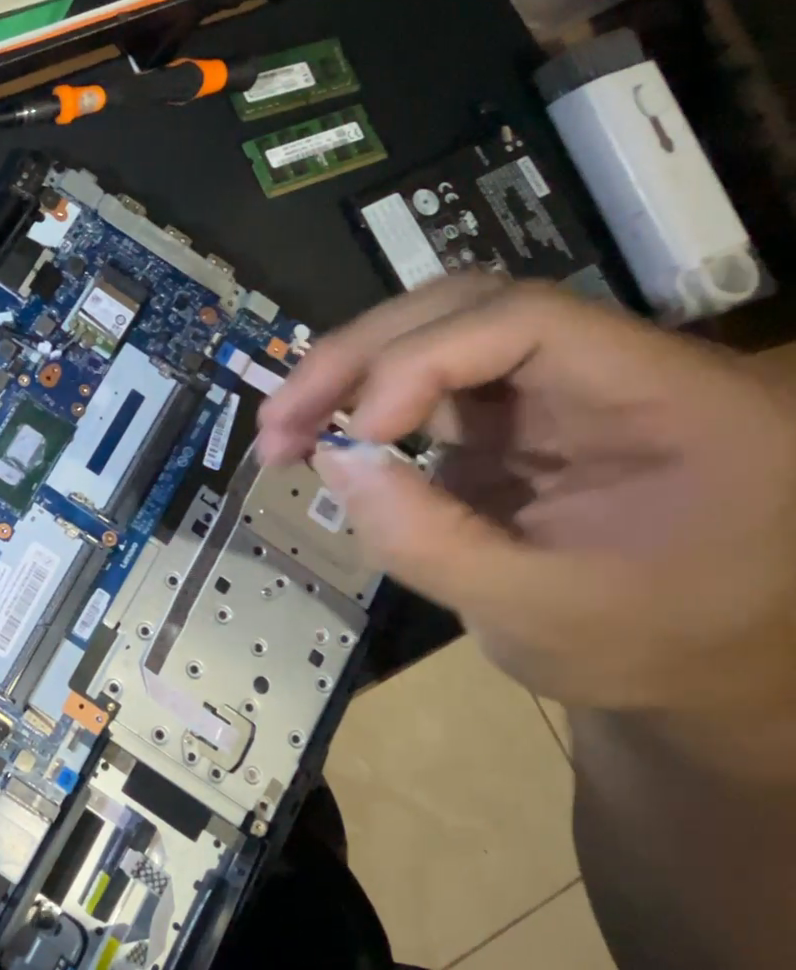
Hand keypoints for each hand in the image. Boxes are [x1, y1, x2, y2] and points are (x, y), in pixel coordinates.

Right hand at [256, 277, 795, 714]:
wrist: (703, 670)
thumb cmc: (654, 650)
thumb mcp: (543, 618)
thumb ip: (432, 541)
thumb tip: (332, 457)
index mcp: (672, 399)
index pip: (524, 322)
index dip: (421, 362)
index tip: (361, 439)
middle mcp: (615, 367)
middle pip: (464, 309)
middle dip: (357, 359)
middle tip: (279, 420)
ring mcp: (559, 387)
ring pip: (429, 335)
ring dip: (341, 378)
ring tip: (278, 435)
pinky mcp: (514, 414)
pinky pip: (421, 385)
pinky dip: (356, 407)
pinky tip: (315, 442)